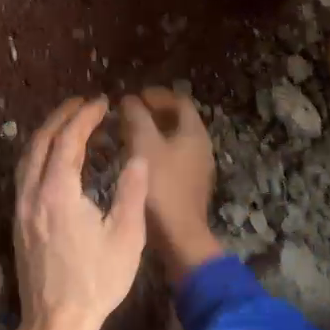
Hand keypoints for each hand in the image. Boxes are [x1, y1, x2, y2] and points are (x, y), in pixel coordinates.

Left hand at [10, 97, 149, 329]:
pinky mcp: (18, 224)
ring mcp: (20, 209)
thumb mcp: (127, 237)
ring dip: (46, 135)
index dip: (84, 117)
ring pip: (27, 159)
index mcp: (58, 193)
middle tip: (83, 104)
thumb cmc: (97, 282)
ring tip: (67, 123)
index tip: (101, 103)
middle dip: (61, 117)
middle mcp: (32, 195)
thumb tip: (137, 157)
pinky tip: (53, 160)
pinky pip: (24, 176)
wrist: (56, 321)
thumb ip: (132, 191)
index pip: (68, 141)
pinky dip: (38, 156)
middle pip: (40, 142)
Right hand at [120, 88, 224, 281]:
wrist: (179, 234)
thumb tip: (129, 100)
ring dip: (154, 134)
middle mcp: (202, 147)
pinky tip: (137, 162)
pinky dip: (157, 152)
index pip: (179, 101)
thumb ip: (136, 117)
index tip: (133, 97)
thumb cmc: (161, 185)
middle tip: (128, 114)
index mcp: (194, 133)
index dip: (156, 95)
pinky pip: (174, 159)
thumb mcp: (144, 145)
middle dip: (154, 113)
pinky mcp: (190, 187)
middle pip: (179, 120)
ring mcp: (198, 169)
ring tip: (128, 135)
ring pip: (175, 141)